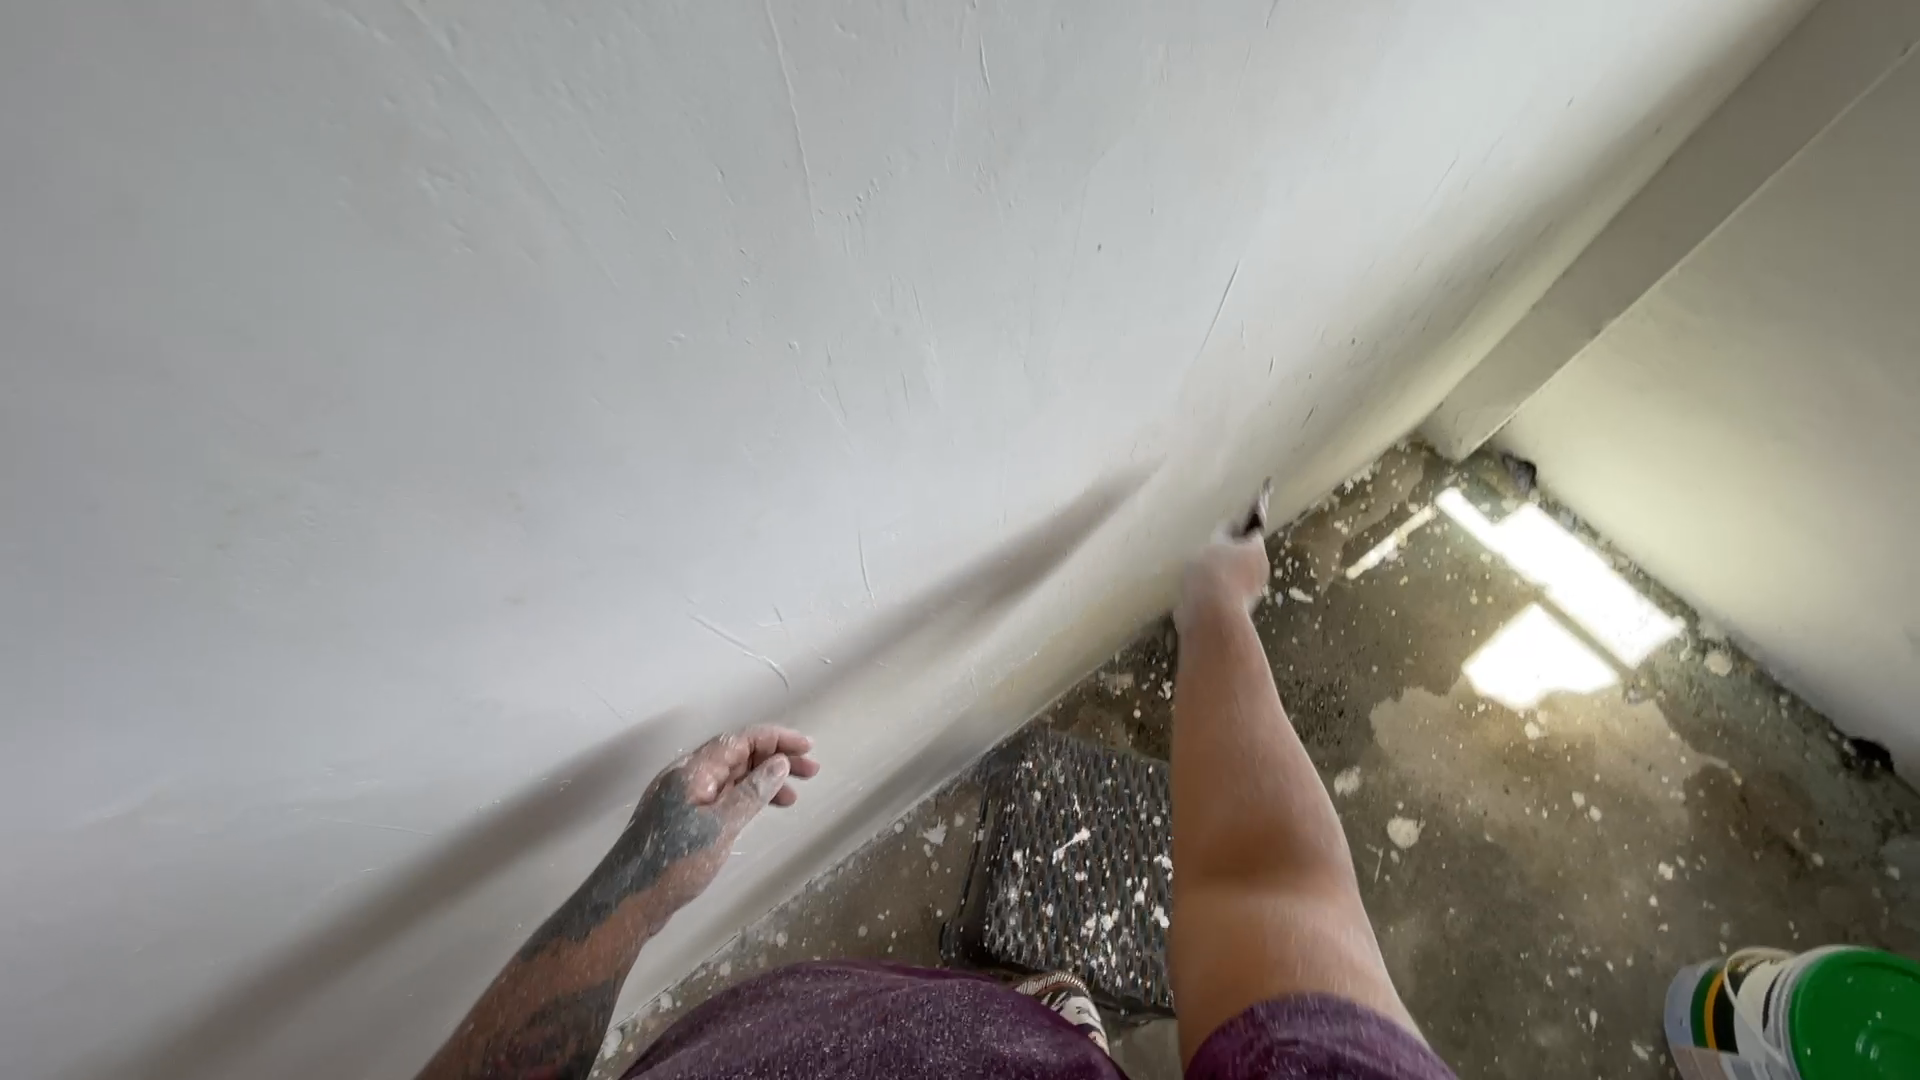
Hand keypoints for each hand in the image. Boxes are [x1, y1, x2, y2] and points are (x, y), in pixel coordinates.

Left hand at [605, 726, 820, 913]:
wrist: (626, 903)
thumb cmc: (674, 862)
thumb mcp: (721, 826)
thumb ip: (752, 792)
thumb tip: (780, 763)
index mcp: (695, 770)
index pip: (742, 740)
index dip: (778, 739)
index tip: (807, 748)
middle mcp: (689, 776)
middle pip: (740, 755)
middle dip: (777, 759)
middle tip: (811, 771)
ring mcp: (685, 797)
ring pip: (733, 776)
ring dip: (765, 780)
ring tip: (794, 796)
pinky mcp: (685, 818)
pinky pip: (724, 795)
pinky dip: (748, 798)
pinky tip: (764, 810)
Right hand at [1174, 527, 1270, 632]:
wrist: (1208, 614)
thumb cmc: (1213, 571)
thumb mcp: (1214, 544)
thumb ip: (1222, 534)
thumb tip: (1230, 525)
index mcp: (1258, 552)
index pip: (1253, 534)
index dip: (1241, 528)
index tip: (1229, 525)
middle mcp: (1260, 573)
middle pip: (1245, 557)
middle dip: (1229, 553)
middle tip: (1208, 549)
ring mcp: (1249, 595)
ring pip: (1235, 577)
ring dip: (1221, 573)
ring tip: (1197, 571)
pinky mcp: (1234, 611)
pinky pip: (1223, 594)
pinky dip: (1214, 591)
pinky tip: (1197, 590)